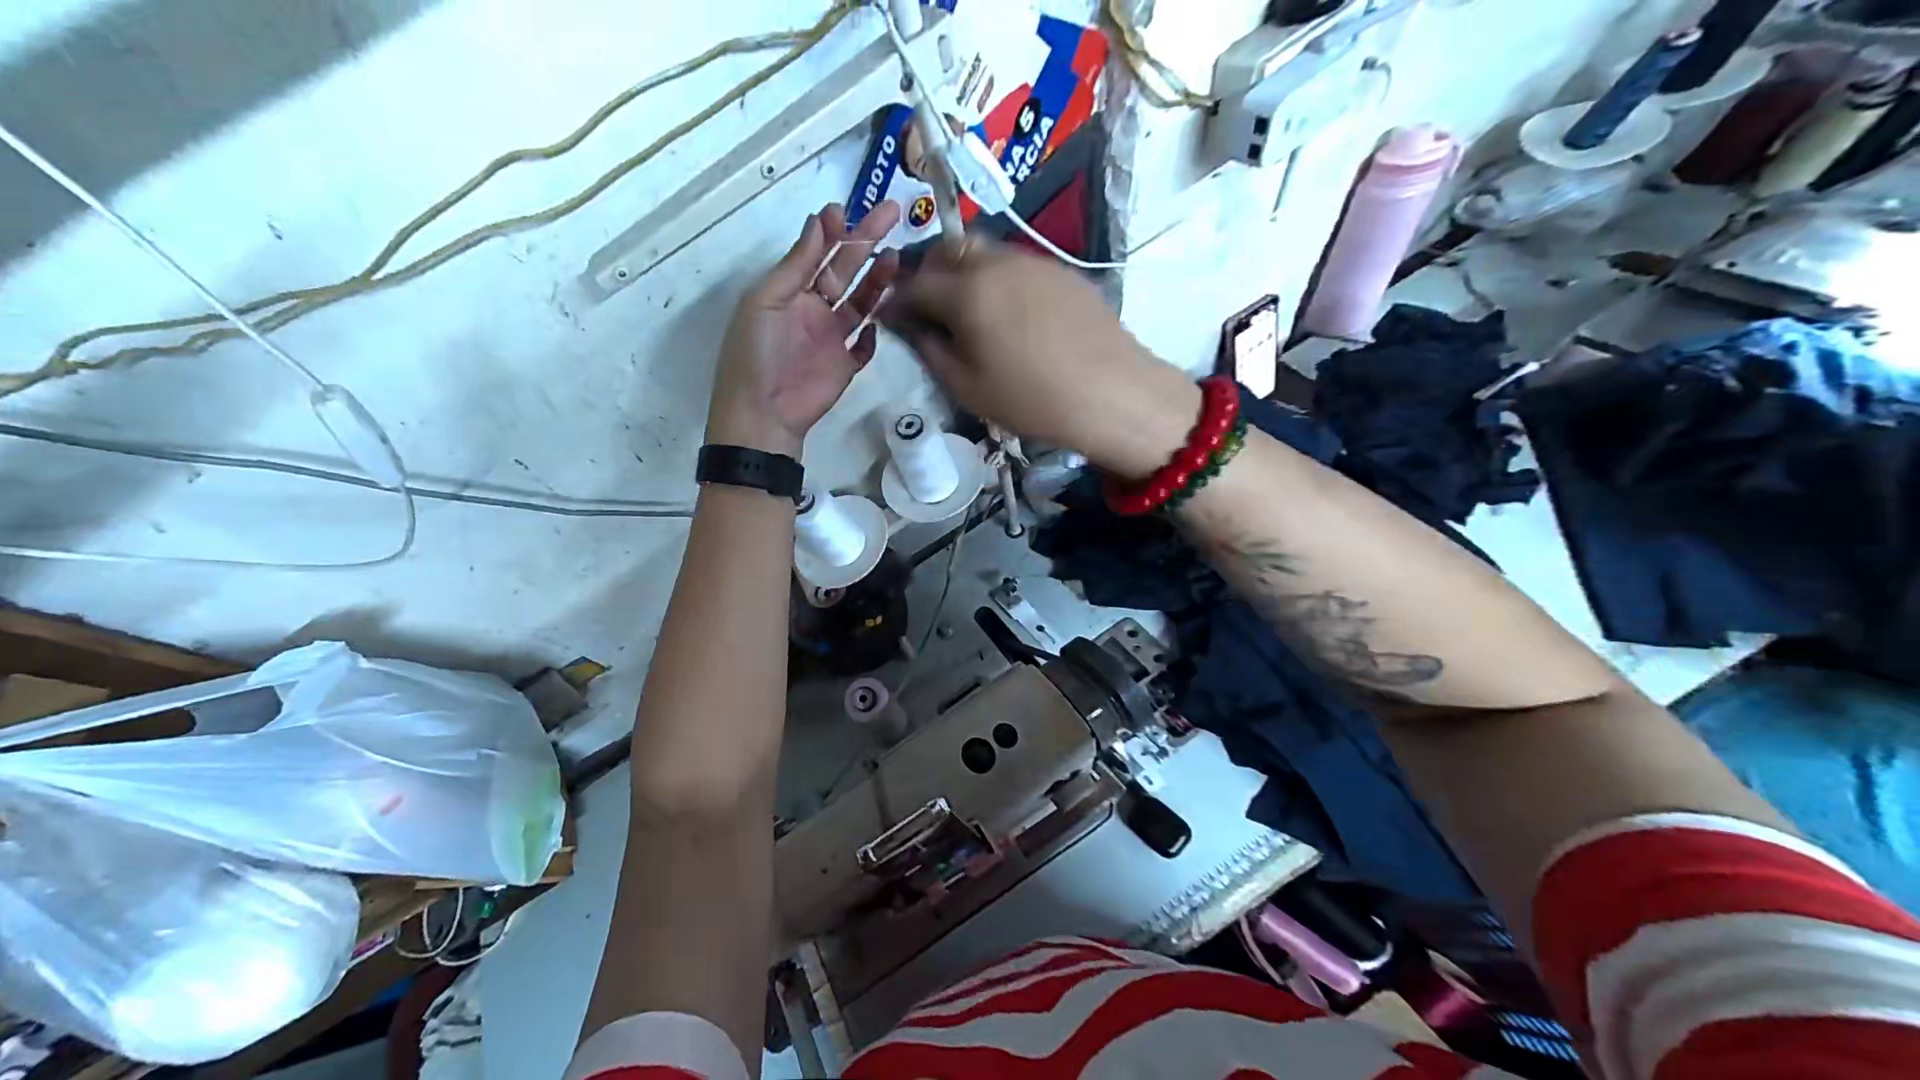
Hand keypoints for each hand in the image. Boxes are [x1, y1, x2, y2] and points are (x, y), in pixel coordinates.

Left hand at [707, 201, 903, 456]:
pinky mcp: (846, 365)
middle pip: (846, 270)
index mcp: (790, 291)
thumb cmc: (756, 352)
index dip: (833, 232)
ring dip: (877, 280)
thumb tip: (820, 219)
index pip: (818, 253)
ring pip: (861, 302)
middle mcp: (814, 309)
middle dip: (866, 242)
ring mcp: (832, 338)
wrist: (763, 413)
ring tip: (894, 258)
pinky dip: (873, 333)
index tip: (848, 211)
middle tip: (891, 214)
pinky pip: (865, 345)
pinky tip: (878, 320)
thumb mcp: (767, 300)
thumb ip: (797, 263)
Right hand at [881, 240, 1201, 479]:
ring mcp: (1032, 261)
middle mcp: (996, 263)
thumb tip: (912, 327)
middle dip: (928, 274)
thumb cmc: (1031, 398)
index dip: (897, 302)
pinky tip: (1009, 313)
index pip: (915, 285)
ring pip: (983, 252)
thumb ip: (931, 350)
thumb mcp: (967, 387)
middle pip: (947, 251)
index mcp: (966, 291)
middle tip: (929, 309)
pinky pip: (1015, 264)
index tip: (892, 320)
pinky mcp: (1061, 271)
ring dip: (963, 272)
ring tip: (968, 310)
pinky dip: (998, 279)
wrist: (1112, 392)